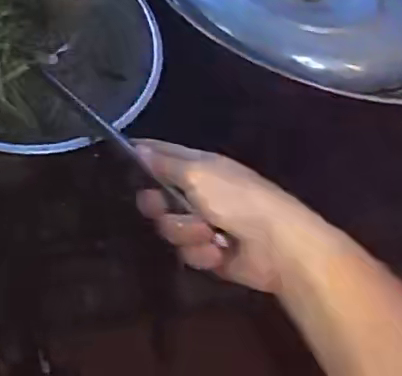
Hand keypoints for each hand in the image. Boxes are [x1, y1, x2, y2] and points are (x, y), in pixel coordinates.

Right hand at [134, 139, 329, 293]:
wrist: (280, 247)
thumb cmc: (238, 199)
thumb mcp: (197, 174)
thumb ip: (164, 164)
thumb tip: (138, 148)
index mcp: (197, 165)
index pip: (161, 153)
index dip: (141, 155)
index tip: (121, 159)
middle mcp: (198, 191)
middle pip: (158, 195)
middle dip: (158, 204)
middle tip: (162, 207)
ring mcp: (204, 223)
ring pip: (170, 226)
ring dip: (186, 231)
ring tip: (208, 233)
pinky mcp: (210, 253)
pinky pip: (188, 252)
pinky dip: (202, 252)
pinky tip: (218, 251)